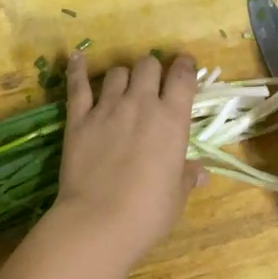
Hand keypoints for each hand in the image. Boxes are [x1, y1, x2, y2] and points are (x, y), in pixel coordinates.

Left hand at [0, 52, 203, 278]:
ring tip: (122, 87)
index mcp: (171, 119)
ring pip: (117, 72)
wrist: (99, 221)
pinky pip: (78, 84)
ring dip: (122, 76)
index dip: (185, 65)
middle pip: (147, 65)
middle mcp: (141, 104)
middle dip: (152, 70)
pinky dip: (77, 69)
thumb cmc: (147, 213)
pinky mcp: (79, 117)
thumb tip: (200, 172)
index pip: (182, 76)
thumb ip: (186, 176)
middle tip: (151, 85)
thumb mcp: (176, 197)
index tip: (185, 64)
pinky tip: (77, 57)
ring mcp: (108, 107)